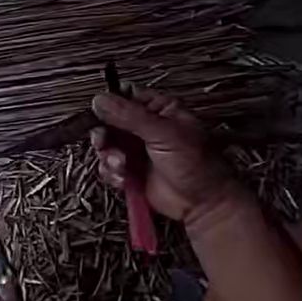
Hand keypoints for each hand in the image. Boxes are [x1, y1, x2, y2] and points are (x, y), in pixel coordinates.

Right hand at [91, 90, 253, 233]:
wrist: (203, 204)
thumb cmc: (196, 164)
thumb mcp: (163, 133)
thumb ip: (129, 115)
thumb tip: (99, 99)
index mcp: (158, 109)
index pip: (124, 96)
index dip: (109, 104)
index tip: (99, 112)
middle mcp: (144, 127)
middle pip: (109, 121)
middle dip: (105, 134)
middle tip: (105, 142)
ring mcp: (136, 150)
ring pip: (107, 145)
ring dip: (109, 156)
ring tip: (121, 166)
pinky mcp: (130, 172)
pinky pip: (108, 167)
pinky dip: (111, 173)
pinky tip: (123, 179)